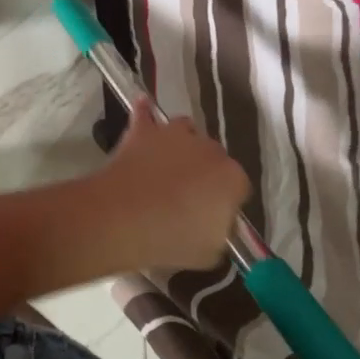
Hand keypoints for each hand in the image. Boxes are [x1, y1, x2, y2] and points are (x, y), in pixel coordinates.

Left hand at [90, 105, 250, 270]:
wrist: (122, 216)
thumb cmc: (171, 238)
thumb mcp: (211, 252)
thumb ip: (219, 232)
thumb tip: (213, 223)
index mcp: (232, 178)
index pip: (237, 187)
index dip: (224, 202)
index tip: (209, 216)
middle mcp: (208, 148)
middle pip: (213, 158)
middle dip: (204, 173)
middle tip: (184, 197)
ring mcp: (174, 134)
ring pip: (186, 132)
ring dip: (181, 144)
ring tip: (167, 165)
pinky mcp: (143, 130)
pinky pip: (146, 114)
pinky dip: (145, 112)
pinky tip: (143, 106)